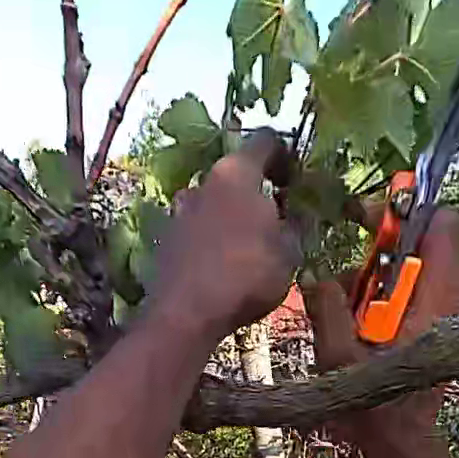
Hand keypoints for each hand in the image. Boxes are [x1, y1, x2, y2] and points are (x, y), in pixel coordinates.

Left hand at [144, 129, 300, 338]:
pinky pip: (194, 233)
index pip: (266, 141)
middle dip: (254, 192)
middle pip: (234, 177)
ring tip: (244, 246)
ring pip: (211, 206)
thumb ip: (294, 226)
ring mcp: (177, 214)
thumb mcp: (289, 253)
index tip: (295, 182)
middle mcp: (201, 184)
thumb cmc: (245, 276)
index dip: (286, 157)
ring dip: (228, 218)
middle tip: (272, 219)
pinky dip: (208, 241)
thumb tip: (292, 216)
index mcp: (236, 173)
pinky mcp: (163, 243)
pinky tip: (219, 266)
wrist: (186, 316)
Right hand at [305, 207, 458, 450]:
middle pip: (418, 245)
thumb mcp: (337, 354)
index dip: (400, 212)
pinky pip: (408, 294)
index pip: (439, 221)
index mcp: (434, 296)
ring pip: (410, 271)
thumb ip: (326, 306)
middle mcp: (449, 296)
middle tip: (344, 288)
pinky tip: (358, 330)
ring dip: (373, 283)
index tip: (362, 224)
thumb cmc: (373, 403)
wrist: (400, 443)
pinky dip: (380, 301)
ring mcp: (446, 311)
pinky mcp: (436, 326)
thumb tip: (314, 275)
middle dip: (376, 257)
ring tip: (345, 316)